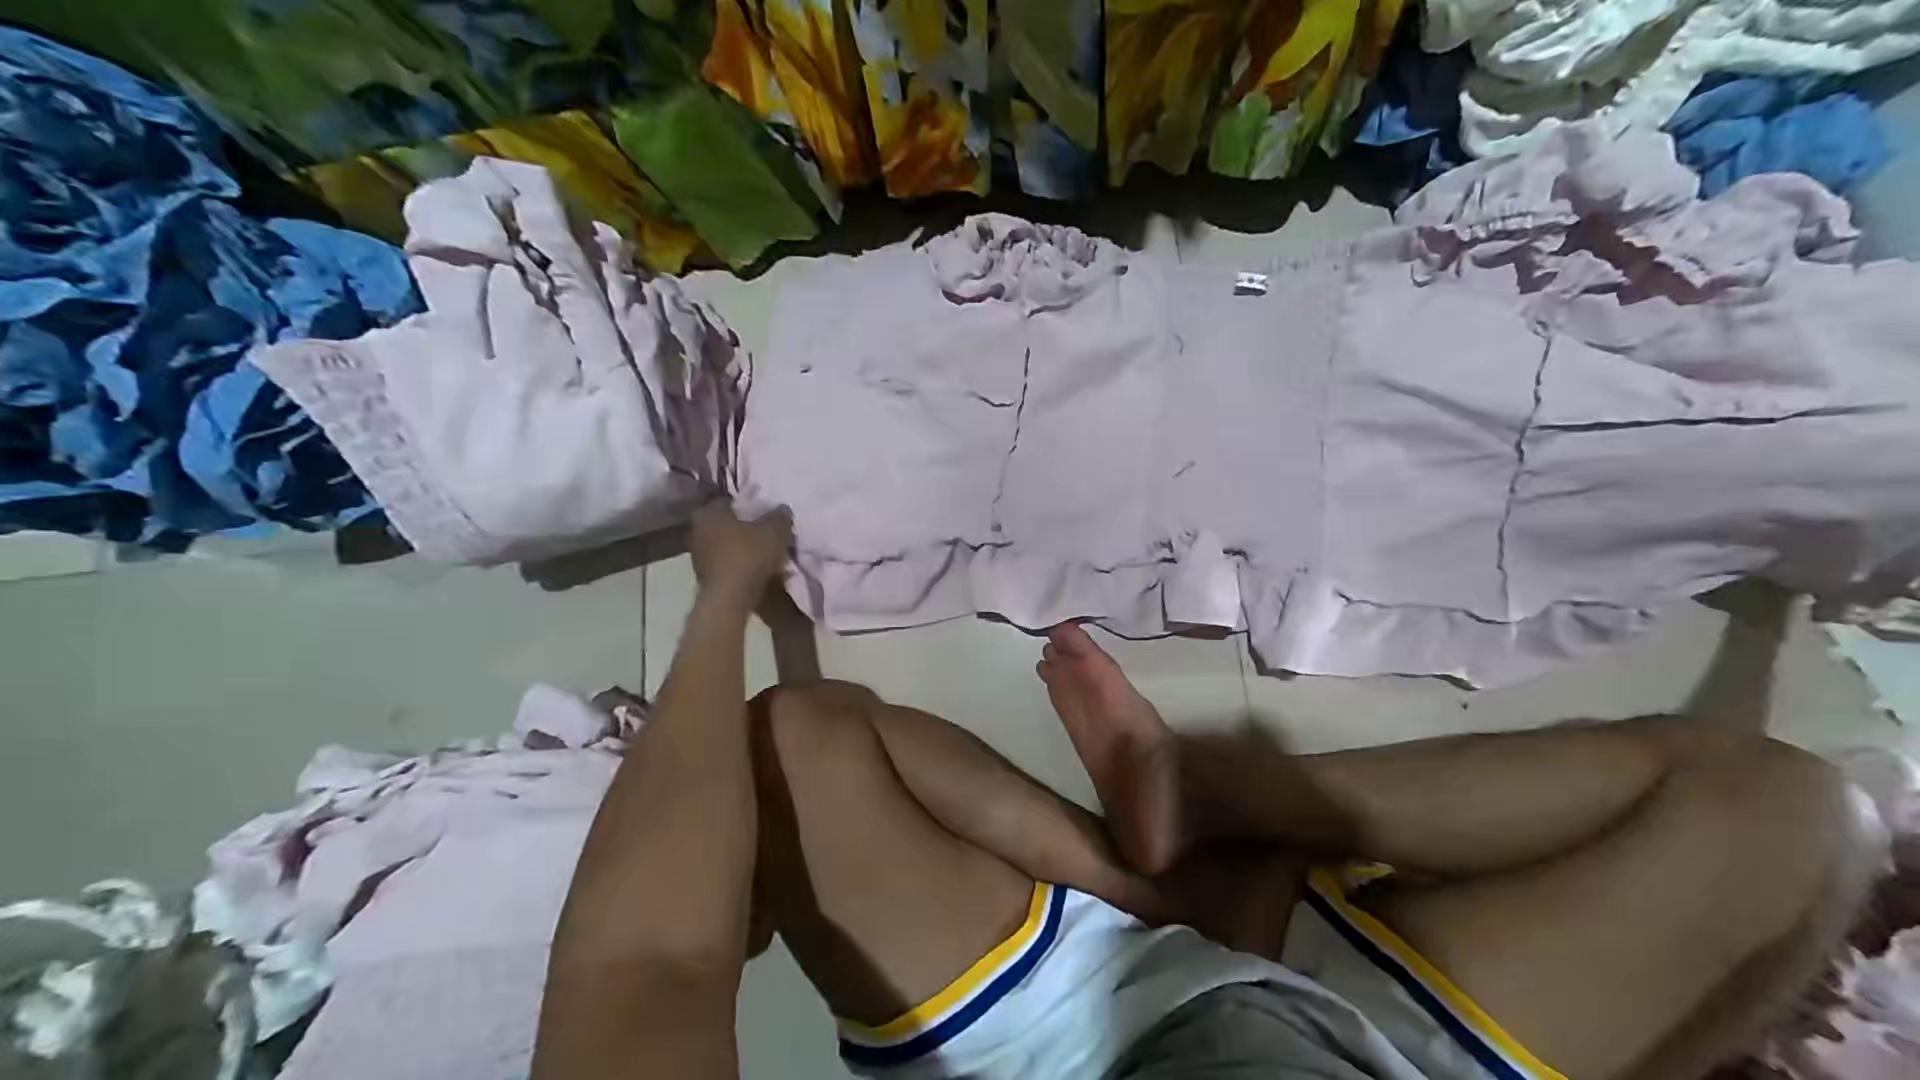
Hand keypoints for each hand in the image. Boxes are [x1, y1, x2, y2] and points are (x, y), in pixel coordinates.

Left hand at [690, 501, 792, 608]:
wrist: (730, 600)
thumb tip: (782, 510)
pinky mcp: (705, 578)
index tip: (765, 513)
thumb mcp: (774, 531)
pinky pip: (726, 565)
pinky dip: (740, 566)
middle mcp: (696, 531)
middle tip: (767, 533)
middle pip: (726, 524)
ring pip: (726, 546)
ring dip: (743, 549)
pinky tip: (758, 572)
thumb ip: (779, 517)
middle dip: (746, 528)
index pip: (728, 501)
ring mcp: (698, 557)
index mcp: (708, 513)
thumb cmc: (748, 556)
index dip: (748, 505)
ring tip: (767, 555)